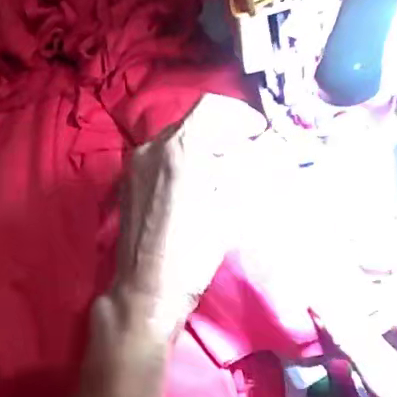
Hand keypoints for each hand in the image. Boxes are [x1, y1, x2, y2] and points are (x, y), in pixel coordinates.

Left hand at [106, 95, 269, 344]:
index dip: (241, 115)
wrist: (144, 288)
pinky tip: (198, 184)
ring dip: (203, 146)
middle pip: (193, 122)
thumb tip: (269, 150)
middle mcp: (150, 147)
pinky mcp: (127, 180)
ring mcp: (134, 163)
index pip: (211, 108)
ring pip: (175, 138)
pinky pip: (159, 156)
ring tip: (225, 172)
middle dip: (224, 132)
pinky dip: (182, 159)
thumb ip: (250, 172)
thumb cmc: (191, 254)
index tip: (259, 133)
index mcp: (178, 149)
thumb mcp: (231, 211)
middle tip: (250, 153)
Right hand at [311, 263, 396, 396]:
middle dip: (361, 283)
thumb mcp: (389, 383)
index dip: (364, 256)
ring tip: (331, 316)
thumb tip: (314, 296)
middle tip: (322, 290)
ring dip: (367, 307)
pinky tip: (353, 343)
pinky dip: (379, 328)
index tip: (328, 256)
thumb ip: (350, 335)